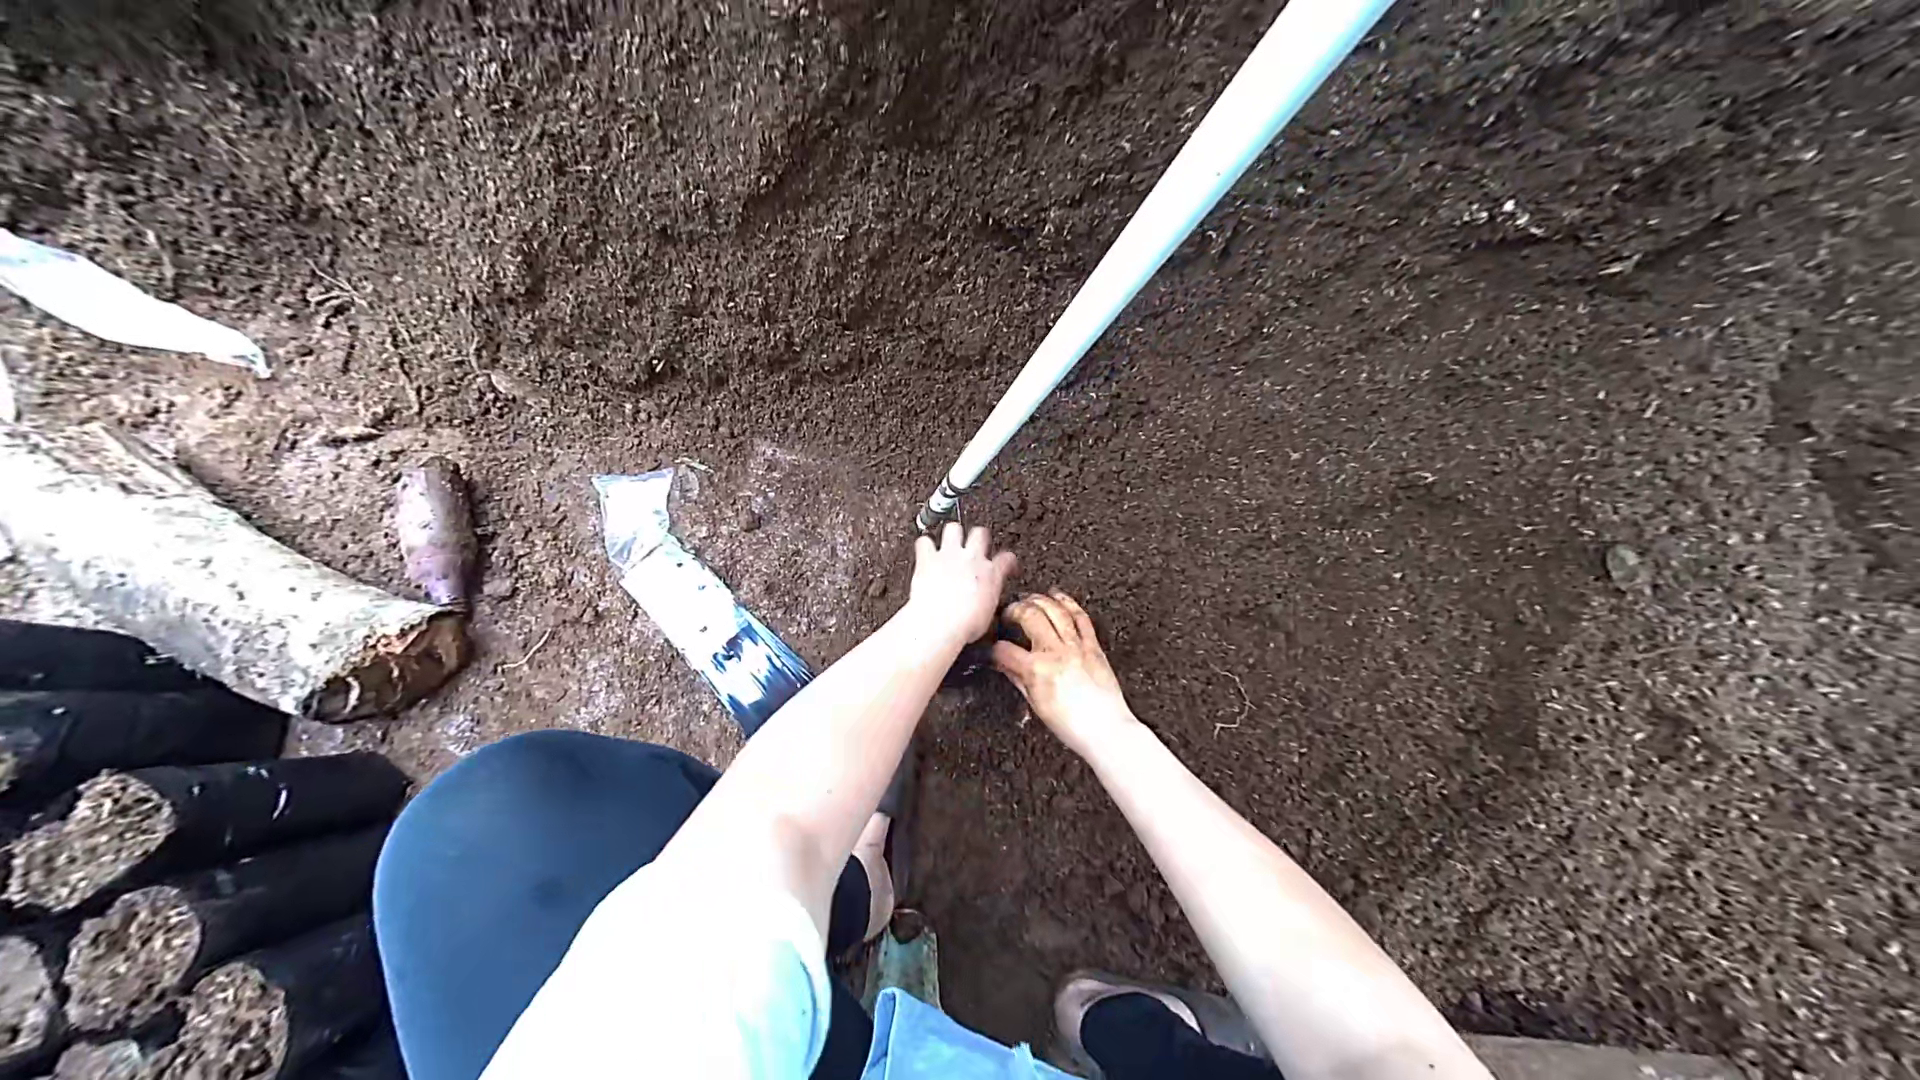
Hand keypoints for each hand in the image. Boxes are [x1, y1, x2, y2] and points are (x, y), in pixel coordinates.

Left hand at [908, 523, 1017, 643]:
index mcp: (991, 574)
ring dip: (952, 533)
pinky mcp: (928, 558)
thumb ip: (988, 598)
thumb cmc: (963, 625)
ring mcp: (949, 555)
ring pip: (953, 528)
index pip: (1006, 558)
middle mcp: (972, 559)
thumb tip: (986, 600)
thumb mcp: (987, 615)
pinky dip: (924, 544)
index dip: (1006, 559)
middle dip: (979, 536)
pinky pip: (924, 541)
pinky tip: (925, 549)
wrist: (939, 624)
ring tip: (950, 540)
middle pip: (980, 533)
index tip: (1005, 563)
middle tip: (975, 544)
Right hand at [992, 591, 1140, 758]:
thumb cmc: (1074, 725)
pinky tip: (1058, 597)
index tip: (992, 648)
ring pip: (1055, 609)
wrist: (1106, 730)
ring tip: (1029, 598)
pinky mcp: (1093, 646)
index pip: (1004, 649)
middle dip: (1014, 609)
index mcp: (1036, 670)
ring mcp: (1076, 646)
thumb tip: (1004, 665)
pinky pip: (1080, 617)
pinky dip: (1068, 603)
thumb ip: (1017, 678)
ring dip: (1039, 599)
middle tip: (1009, 613)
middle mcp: (1055, 652)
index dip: (993, 648)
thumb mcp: (1035, 703)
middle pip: (1029, 615)